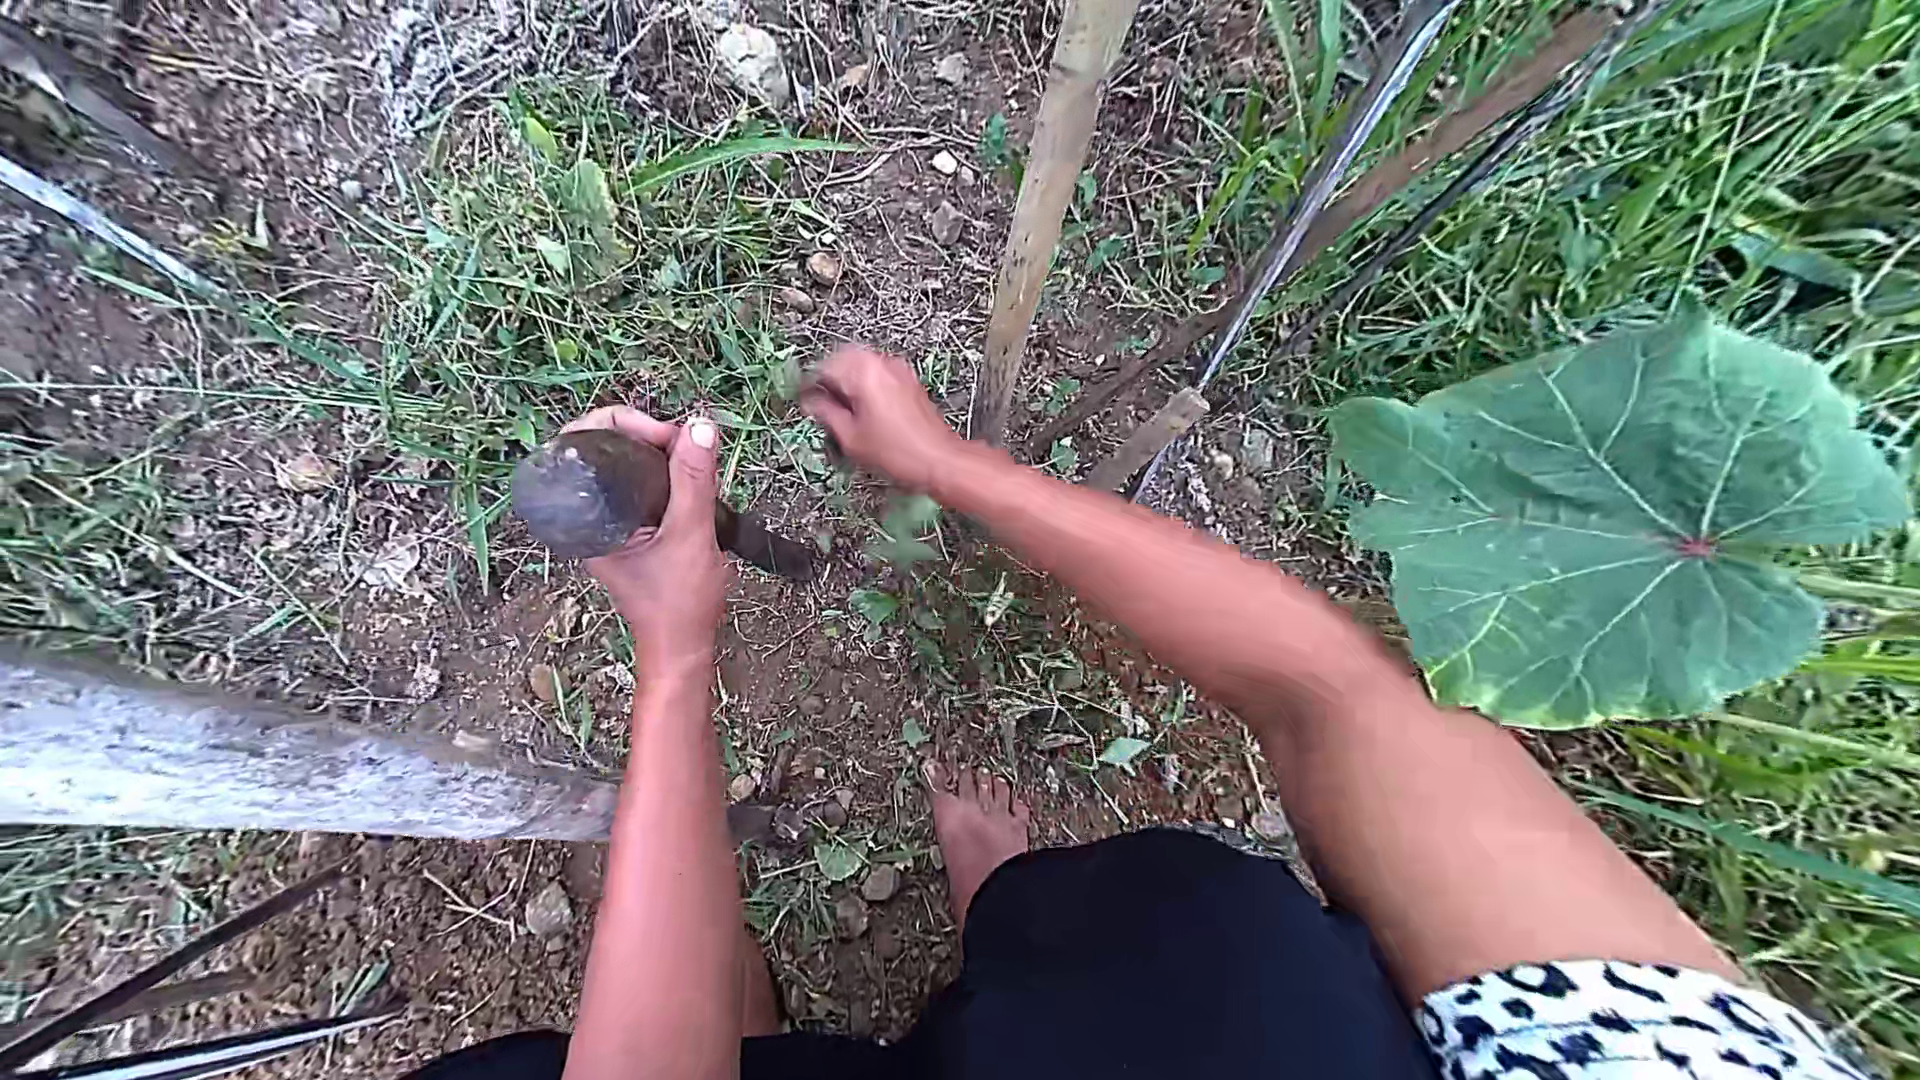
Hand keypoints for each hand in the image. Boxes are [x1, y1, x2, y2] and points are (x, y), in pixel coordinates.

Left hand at [562, 406, 729, 675]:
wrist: (683, 642)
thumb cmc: (679, 598)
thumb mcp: (690, 533)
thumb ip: (694, 480)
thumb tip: (701, 427)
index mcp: (583, 512)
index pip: (585, 440)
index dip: (627, 424)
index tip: (671, 437)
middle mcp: (588, 511)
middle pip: (607, 447)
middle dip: (648, 435)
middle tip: (686, 445)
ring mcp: (610, 521)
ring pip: (627, 466)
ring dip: (661, 455)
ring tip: (693, 460)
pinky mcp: (631, 529)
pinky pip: (642, 486)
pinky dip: (666, 475)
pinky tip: (691, 480)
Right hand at [800, 346, 964, 490]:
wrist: (939, 460)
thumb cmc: (900, 453)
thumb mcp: (851, 437)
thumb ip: (826, 414)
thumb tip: (812, 403)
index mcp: (863, 372)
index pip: (823, 367)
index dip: (808, 385)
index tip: (802, 400)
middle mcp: (882, 363)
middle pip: (842, 361)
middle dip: (829, 382)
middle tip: (820, 406)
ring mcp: (898, 370)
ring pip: (860, 367)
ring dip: (847, 384)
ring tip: (843, 413)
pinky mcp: (908, 381)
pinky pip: (878, 375)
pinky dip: (866, 388)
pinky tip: (864, 412)